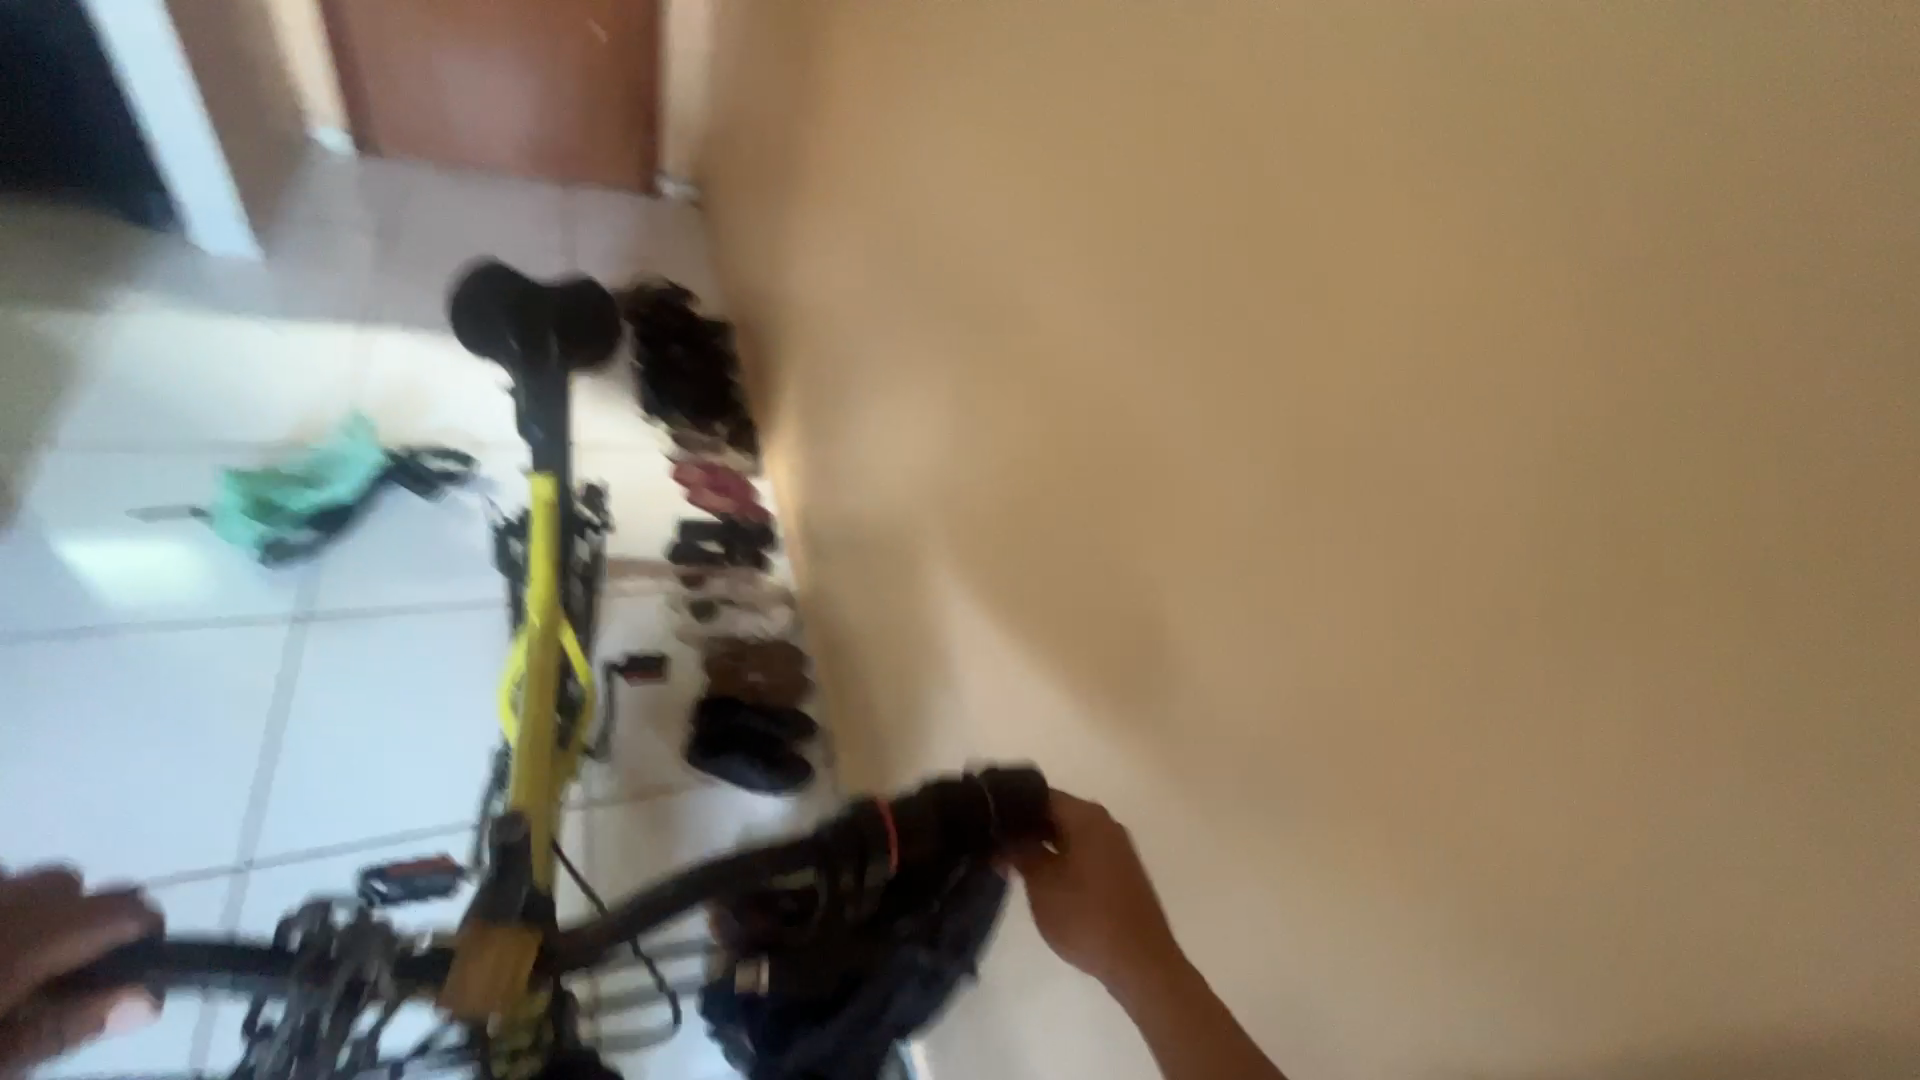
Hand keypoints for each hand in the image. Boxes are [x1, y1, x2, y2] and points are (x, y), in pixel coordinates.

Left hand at [0, 867, 161, 1076]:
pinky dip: (7, 911)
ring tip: (20, 961)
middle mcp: (8, 901)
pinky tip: (1, 949)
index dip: (144, 933)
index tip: (136, 968)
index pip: (126, 909)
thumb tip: (149, 1002)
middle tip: (63, 972)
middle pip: (71, 884)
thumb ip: (66, 1026)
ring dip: (36, 913)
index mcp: (34, 937)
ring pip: (26, 883)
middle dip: (81, 917)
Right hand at [1009, 791, 1185, 993]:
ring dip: (1041, 845)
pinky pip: (1083, 852)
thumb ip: (1019, 853)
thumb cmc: (1087, 917)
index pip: (1040, 795)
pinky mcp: (1120, 872)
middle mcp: (1104, 823)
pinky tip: (1040, 878)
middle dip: (1025, 827)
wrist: (1142, 963)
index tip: (986, 819)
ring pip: (1069, 834)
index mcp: (1086, 816)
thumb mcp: (1042, 884)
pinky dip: (1060, 858)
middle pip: (1056, 813)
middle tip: (993, 843)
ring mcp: (1116, 848)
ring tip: (1010, 861)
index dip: (1010, 806)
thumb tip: (1002, 838)